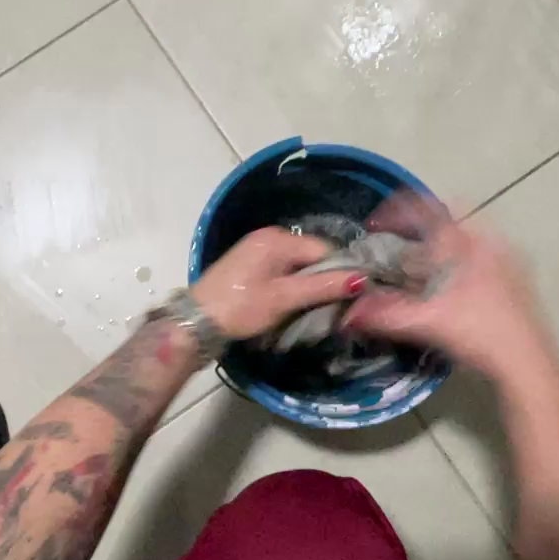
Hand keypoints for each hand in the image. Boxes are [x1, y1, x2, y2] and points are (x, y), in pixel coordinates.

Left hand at [190, 227, 366, 341]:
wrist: (195, 322)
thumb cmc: (240, 308)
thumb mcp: (283, 299)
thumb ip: (322, 287)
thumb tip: (363, 279)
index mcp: (278, 239)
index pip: (325, 249)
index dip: (340, 272)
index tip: (351, 298)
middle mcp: (269, 237)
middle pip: (311, 257)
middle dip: (323, 280)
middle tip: (332, 308)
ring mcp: (257, 250)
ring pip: (297, 266)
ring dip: (306, 286)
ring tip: (310, 309)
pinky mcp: (250, 266)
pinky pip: (282, 271)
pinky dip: (290, 286)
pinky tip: (290, 304)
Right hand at [343, 195, 556, 378]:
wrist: (528, 364)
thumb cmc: (480, 334)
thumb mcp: (427, 323)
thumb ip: (384, 315)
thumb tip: (346, 313)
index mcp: (466, 244)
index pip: (427, 209)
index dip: (396, 211)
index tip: (375, 225)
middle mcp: (489, 243)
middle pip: (446, 223)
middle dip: (417, 233)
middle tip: (394, 247)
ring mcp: (507, 260)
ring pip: (464, 241)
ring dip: (437, 250)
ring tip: (415, 272)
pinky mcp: (516, 279)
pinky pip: (478, 256)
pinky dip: (456, 263)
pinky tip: (446, 290)